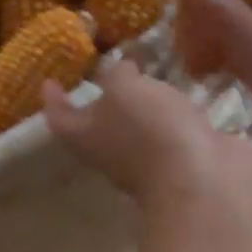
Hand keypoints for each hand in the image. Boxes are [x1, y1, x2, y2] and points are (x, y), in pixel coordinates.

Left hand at [44, 61, 251, 213]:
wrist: (201, 180)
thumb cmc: (149, 132)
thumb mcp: (123, 89)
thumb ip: (116, 74)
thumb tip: (120, 71)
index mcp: (86, 139)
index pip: (59, 119)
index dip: (53, 100)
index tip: (50, 80)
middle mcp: (112, 154)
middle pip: (96, 129)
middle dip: (98, 102)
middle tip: (103, 72)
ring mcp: (148, 161)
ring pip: (135, 130)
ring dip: (138, 107)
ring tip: (145, 75)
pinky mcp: (181, 159)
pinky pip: (169, 132)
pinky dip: (170, 113)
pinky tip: (178, 93)